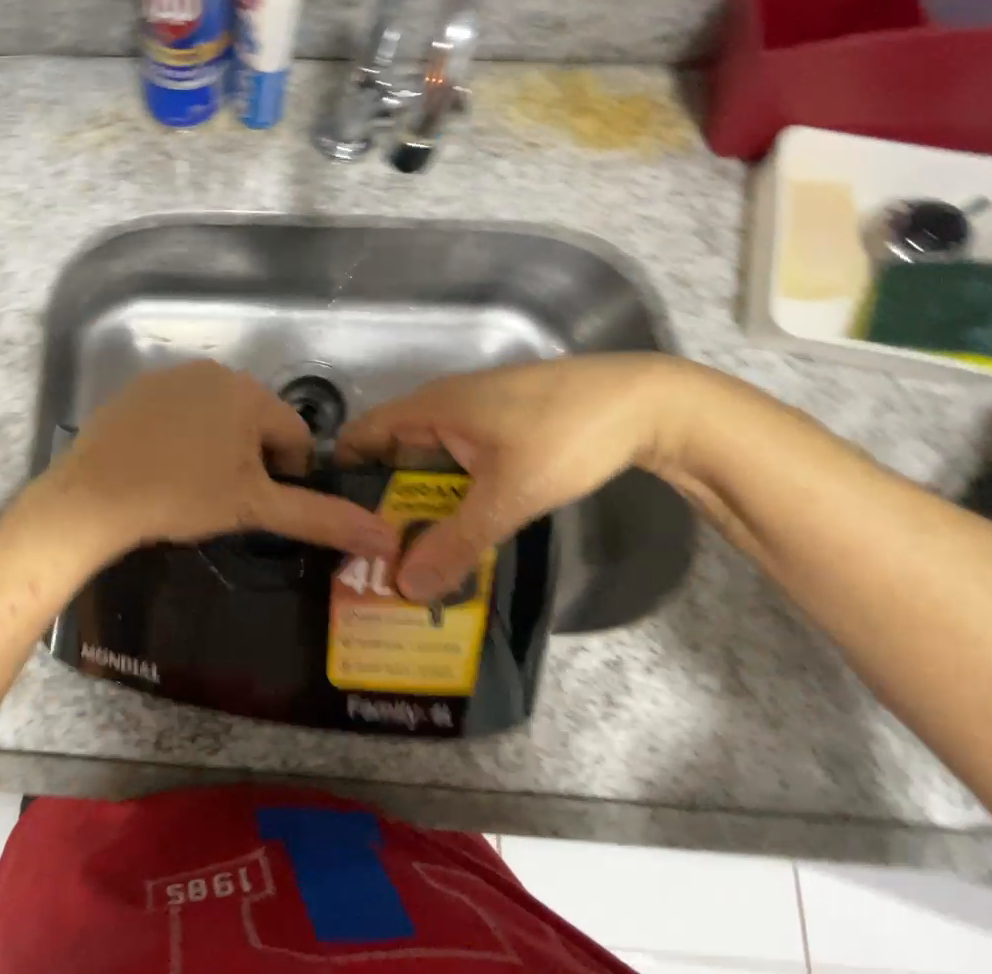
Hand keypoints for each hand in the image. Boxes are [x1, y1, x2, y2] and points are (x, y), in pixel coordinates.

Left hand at [43, 361, 397, 559]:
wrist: (94, 496)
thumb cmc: (181, 497)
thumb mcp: (253, 508)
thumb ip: (319, 518)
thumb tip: (384, 538)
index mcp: (248, 392)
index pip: (295, 435)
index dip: (287, 475)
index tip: (258, 504)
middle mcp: (212, 371)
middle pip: (255, 421)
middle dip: (250, 459)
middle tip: (223, 498)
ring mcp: (168, 377)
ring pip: (214, 416)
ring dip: (216, 447)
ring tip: (190, 485)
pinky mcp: (134, 391)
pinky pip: (175, 413)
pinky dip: (178, 437)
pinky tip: (160, 467)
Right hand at [337, 355, 697, 601]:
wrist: (655, 404)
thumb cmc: (567, 437)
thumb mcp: (508, 495)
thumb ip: (455, 542)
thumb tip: (405, 587)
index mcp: (429, 407)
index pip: (361, 435)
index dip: (342, 475)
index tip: (335, 523)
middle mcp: (443, 405)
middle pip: (392, 454)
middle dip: (380, 502)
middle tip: (371, 553)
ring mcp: (477, 415)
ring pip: (429, 462)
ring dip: (419, 503)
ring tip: (408, 552)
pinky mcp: (505, 427)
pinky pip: (459, 463)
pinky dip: (451, 495)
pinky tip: (458, 530)